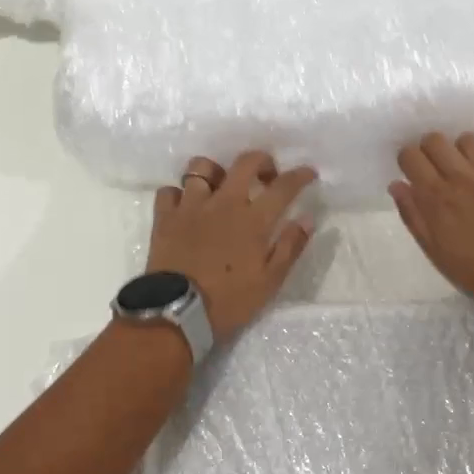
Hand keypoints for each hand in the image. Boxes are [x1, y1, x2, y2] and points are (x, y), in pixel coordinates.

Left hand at [147, 152, 317, 338]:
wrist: (176, 312)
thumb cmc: (229, 301)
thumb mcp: (269, 281)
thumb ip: (290, 247)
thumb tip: (307, 218)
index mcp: (253, 220)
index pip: (283, 186)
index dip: (300, 175)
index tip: (308, 173)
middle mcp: (223, 203)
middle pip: (245, 163)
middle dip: (262, 160)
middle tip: (266, 176)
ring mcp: (190, 206)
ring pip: (201, 168)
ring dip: (215, 172)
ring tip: (220, 187)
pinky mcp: (164, 217)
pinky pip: (169, 190)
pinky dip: (179, 194)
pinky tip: (186, 207)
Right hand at [391, 132, 473, 309]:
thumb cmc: (471, 269)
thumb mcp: (432, 248)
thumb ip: (412, 214)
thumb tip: (398, 184)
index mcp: (436, 197)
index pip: (411, 155)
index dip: (409, 159)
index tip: (414, 170)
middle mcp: (461, 178)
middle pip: (436, 139)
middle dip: (431, 150)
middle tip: (439, 168)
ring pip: (469, 139)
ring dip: (463, 151)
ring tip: (470, 169)